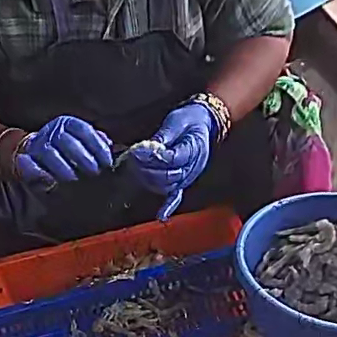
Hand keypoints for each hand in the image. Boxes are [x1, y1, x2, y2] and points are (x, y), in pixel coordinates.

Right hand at [16, 115, 113, 187]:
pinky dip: (37, 171)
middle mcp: (52, 132)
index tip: (107, 162)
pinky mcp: (24, 161)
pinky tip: (49, 181)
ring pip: (49, 152)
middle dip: (82, 156)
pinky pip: (28, 164)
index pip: (83, 130)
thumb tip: (110, 144)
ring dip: (61, 165)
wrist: (34, 159)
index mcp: (67, 124)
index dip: (97, 145)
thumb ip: (96, 144)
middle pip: (66, 140)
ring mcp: (37, 145)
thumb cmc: (67, 155)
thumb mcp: (83, 146)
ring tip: (72, 178)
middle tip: (94, 172)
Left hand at [127, 101, 218, 219]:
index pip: (171, 159)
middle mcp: (192, 168)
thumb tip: (149, 147)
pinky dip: (168, 206)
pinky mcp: (183, 181)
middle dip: (147, 168)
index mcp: (193, 150)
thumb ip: (165, 135)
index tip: (138, 150)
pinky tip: (161, 216)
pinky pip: (176, 196)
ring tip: (135, 167)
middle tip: (132, 157)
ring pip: (166, 185)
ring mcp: (187, 177)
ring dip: (149, 179)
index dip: (153, 156)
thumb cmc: (189, 120)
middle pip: (167, 175)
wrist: (204, 123)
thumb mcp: (177, 121)